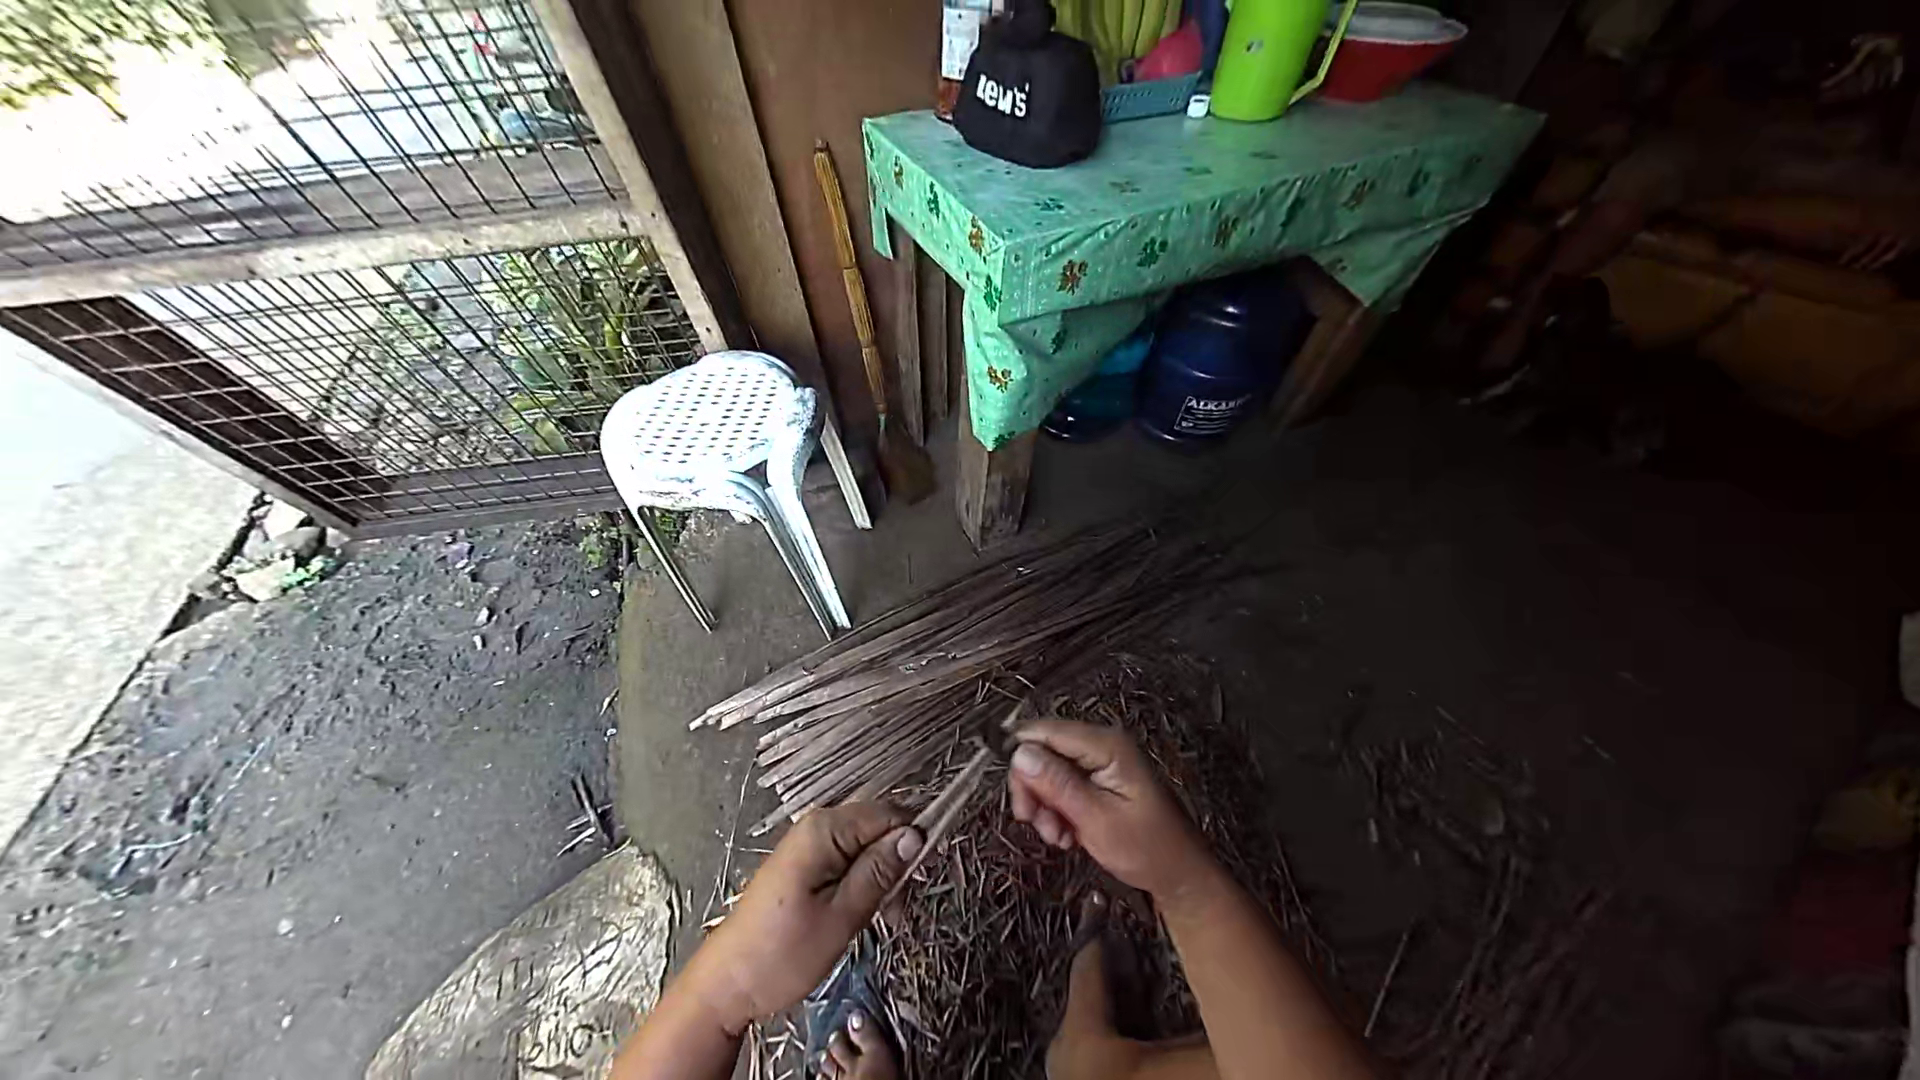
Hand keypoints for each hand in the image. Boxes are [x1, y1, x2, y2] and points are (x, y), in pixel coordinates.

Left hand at [681, 803, 922, 1033]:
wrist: (726, 986)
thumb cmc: (780, 955)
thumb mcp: (840, 917)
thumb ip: (879, 872)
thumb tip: (914, 836)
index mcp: (824, 829)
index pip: (888, 813)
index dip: (916, 837)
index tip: (932, 868)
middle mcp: (817, 825)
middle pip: (878, 826)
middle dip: (899, 860)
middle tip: (904, 905)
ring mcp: (811, 843)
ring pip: (867, 845)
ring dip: (884, 876)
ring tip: (888, 917)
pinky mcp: (808, 862)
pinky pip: (850, 858)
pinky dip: (865, 881)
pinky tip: (868, 910)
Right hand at [1007, 719, 1217, 902]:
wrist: (1179, 875)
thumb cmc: (1146, 848)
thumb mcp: (1097, 819)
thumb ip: (1057, 784)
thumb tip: (1019, 754)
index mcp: (1106, 745)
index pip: (1045, 731)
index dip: (1022, 758)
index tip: (1019, 798)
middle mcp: (1100, 744)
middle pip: (1043, 750)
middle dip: (1033, 787)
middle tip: (1033, 822)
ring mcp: (1099, 761)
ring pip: (1047, 770)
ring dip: (1043, 804)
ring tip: (1056, 835)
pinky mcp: (1096, 778)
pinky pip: (1060, 785)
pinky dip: (1055, 809)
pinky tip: (1065, 833)